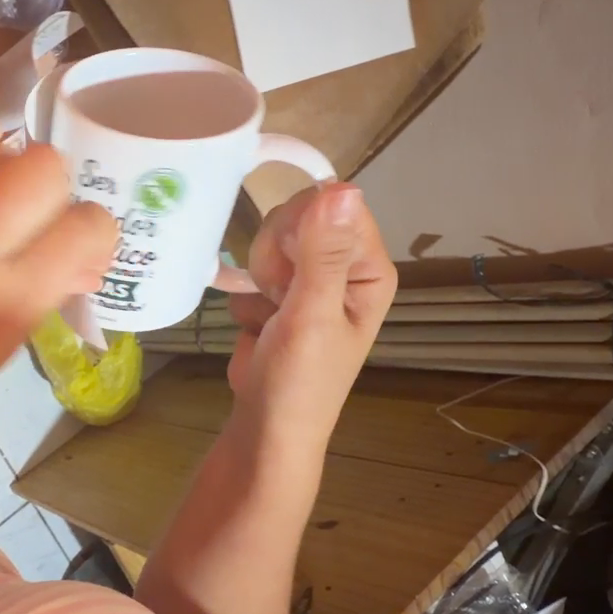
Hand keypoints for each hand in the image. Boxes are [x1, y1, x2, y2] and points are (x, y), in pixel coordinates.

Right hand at [225, 183, 395, 450]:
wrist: (265, 427)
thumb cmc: (299, 379)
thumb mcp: (312, 316)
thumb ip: (323, 253)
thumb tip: (341, 186)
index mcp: (366, 269)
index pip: (336, 207)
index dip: (302, 226)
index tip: (287, 262)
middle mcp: (342, 269)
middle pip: (298, 218)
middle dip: (275, 254)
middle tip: (278, 295)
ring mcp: (308, 283)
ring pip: (271, 242)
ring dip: (258, 275)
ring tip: (269, 315)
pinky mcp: (276, 298)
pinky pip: (251, 272)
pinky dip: (245, 298)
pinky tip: (255, 326)